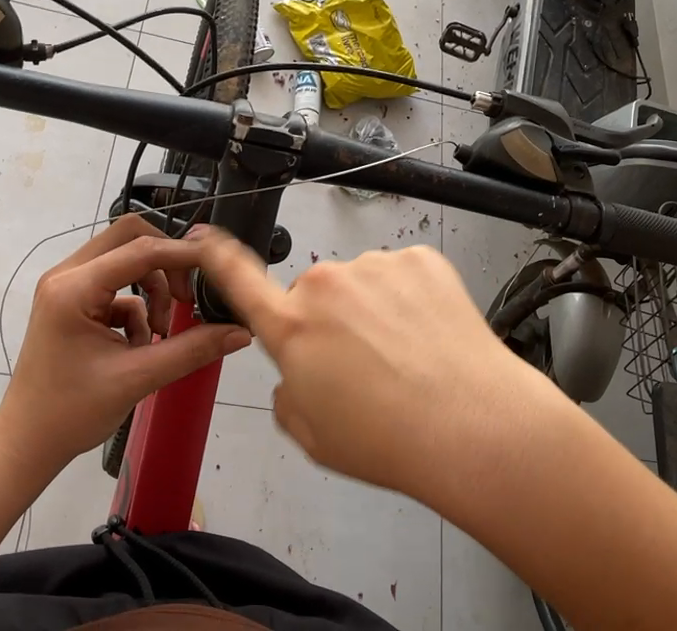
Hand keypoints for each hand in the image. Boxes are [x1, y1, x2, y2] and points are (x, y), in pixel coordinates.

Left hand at [0, 217, 251, 475]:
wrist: (25, 445)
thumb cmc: (72, 413)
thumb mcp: (138, 379)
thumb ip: (192, 349)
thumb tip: (241, 331)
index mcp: (74, 287)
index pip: (141, 249)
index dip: (184, 254)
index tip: (218, 268)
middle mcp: (66, 275)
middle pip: (130, 238)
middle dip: (167, 262)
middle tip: (187, 298)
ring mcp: (66, 286)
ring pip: (125, 259)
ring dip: (153, 288)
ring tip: (160, 335)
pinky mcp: (71, 302)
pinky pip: (116, 284)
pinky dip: (137, 307)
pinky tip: (139, 345)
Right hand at [195, 230, 562, 496]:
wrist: (471, 426)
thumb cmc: (390, 440)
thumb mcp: (312, 436)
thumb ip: (286, 395)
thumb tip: (295, 376)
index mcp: (291, 327)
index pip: (238, 278)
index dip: (216, 254)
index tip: (204, 235)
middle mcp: (327, 284)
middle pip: (315, 293)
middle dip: (328, 320)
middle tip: (363, 364)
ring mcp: (376, 266)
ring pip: (362, 284)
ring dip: (374, 309)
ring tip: (405, 357)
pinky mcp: (419, 258)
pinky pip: (402, 274)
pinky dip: (411, 298)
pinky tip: (427, 336)